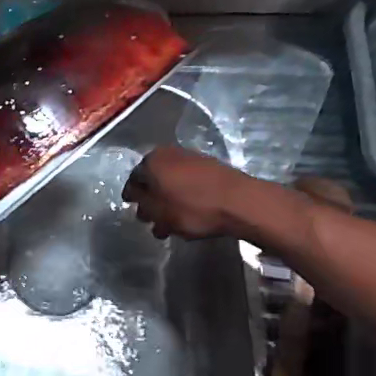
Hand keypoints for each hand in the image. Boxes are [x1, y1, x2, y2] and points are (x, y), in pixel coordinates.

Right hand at [121, 146, 258, 239]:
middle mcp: (168, 154)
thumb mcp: (158, 212)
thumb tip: (136, 198)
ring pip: (173, 182)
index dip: (134, 198)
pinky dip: (187, 196)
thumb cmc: (193, 207)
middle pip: (154, 180)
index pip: (133, 180)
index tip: (139, 212)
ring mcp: (192, 158)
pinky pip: (190, 182)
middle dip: (153, 199)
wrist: (241, 202)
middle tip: (155, 218)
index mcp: (150, 161)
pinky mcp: (212, 167)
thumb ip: (142, 205)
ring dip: (170, 200)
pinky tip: (192, 212)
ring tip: (175, 221)